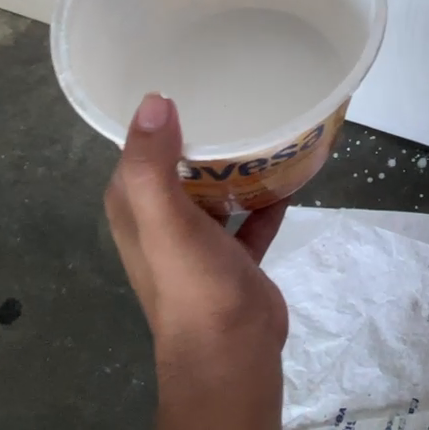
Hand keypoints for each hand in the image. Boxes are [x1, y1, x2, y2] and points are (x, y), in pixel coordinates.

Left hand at [105, 93, 287, 429]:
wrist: (234, 353)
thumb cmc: (195, 286)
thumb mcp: (168, 222)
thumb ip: (153, 166)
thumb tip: (153, 99)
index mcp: (136, 209)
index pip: (140, 147)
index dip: (159, 114)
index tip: (193, 76)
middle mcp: (162, 221)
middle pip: (182, 162)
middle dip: (207, 130)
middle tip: (242, 90)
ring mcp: (199, 240)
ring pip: (217, 185)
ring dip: (238, 161)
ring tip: (269, 122)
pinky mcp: (234, 254)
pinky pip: (251, 212)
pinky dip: (267, 193)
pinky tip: (292, 170)